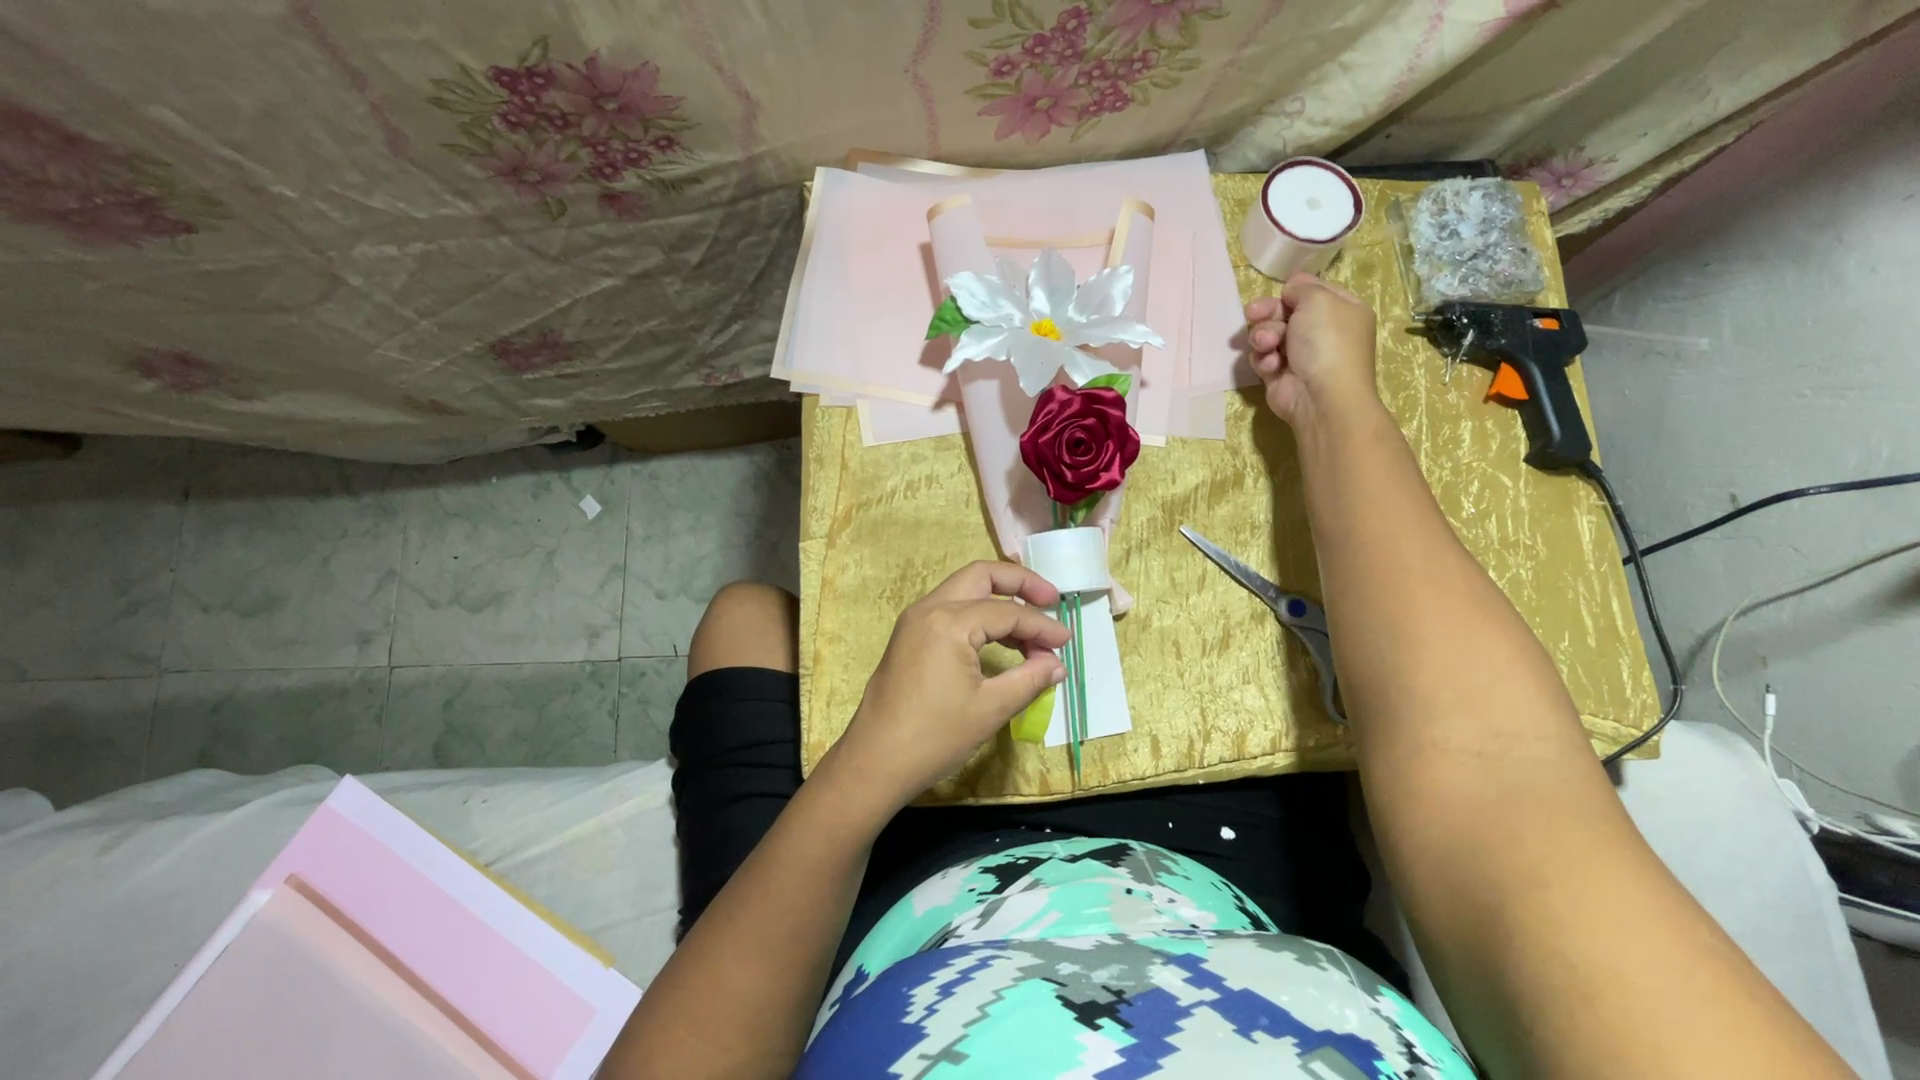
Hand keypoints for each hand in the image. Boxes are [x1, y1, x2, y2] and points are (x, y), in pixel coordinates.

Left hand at [817, 561, 1068, 821]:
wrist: (875, 762)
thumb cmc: (934, 737)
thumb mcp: (991, 708)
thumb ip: (1029, 679)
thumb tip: (1056, 664)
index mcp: (948, 622)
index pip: (1007, 612)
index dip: (1042, 626)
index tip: (1067, 642)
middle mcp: (928, 609)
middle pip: (981, 576)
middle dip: (1020, 583)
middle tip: (1051, 600)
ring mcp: (914, 621)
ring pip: (964, 591)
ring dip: (999, 600)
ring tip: (1031, 629)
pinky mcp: (909, 637)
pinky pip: (950, 610)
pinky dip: (979, 616)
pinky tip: (1002, 640)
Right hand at [1246, 272, 1380, 426]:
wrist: (1321, 396)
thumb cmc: (1327, 342)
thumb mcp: (1318, 300)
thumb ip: (1302, 288)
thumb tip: (1292, 289)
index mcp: (1342, 310)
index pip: (1313, 291)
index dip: (1294, 291)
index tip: (1282, 293)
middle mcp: (1323, 331)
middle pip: (1285, 311)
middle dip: (1267, 312)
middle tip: (1253, 314)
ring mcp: (1301, 354)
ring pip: (1269, 333)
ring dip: (1263, 336)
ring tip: (1266, 345)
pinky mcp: (1280, 374)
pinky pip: (1264, 358)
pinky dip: (1264, 359)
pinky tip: (1272, 366)